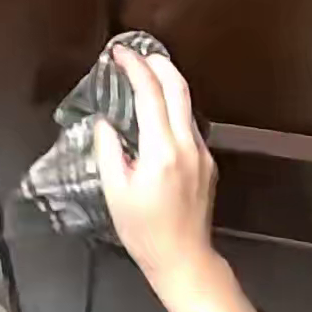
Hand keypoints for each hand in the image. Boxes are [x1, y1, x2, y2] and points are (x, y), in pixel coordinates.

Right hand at [94, 45, 220, 301]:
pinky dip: (174, 104)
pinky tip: (159, 109)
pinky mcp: (207, 161)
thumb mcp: (115, 191)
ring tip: (148, 71)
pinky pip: (189, 122)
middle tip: (138, 52)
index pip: (150, 94)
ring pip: (187, 103)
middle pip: (178, 88)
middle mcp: (187, 144)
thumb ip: (108, 150)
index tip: (119, 53)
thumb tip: (104, 121)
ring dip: (169, 81)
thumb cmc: (143, 229)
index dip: (135, 68)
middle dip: (159, 63)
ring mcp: (201, 151)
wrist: (184, 259)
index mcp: (161, 150)